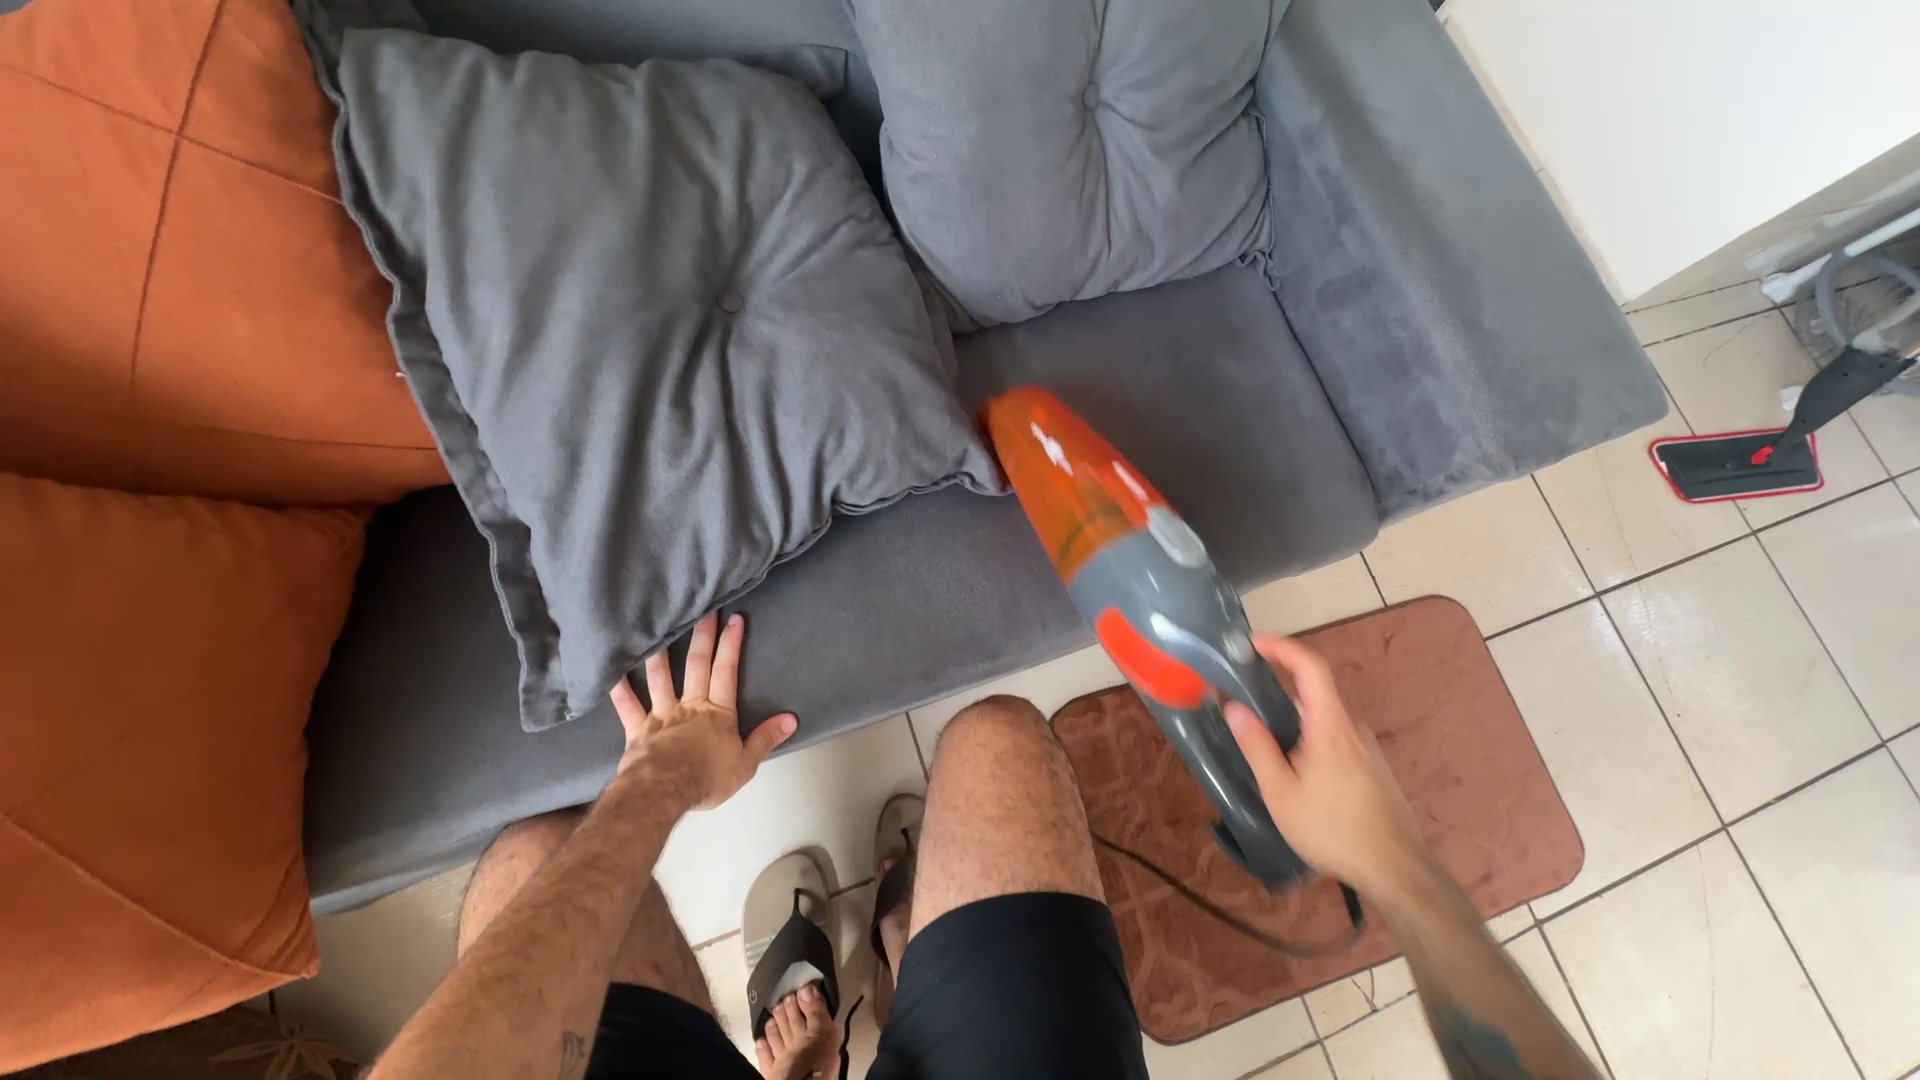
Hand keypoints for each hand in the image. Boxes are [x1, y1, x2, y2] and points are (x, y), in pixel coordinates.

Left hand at [610, 612, 796, 809]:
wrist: (663, 793)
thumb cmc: (707, 779)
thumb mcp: (746, 763)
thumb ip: (766, 738)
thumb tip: (791, 718)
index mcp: (718, 713)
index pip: (727, 671)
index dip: (731, 644)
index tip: (734, 618)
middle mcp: (690, 706)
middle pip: (697, 665)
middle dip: (702, 635)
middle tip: (704, 609)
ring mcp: (661, 715)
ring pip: (660, 678)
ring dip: (660, 653)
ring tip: (658, 630)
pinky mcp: (637, 730)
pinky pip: (626, 706)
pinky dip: (619, 689)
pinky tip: (612, 672)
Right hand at [1224, 634, 1433, 899]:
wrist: (1397, 872)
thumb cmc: (1332, 830)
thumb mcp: (1281, 791)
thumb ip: (1257, 746)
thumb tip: (1233, 706)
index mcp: (1330, 726)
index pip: (1311, 667)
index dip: (1282, 647)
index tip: (1251, 644)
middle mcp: (1353, 729)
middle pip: (1314, 693)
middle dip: (1278, 688)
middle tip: (1243, 699)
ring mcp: (1367, 750)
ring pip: (1323, 720)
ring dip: (1293, 721)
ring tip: (1264, 746)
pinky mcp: (1373, 770)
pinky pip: (1335, 740)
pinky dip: (1309, 740)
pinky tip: (1295, 774)